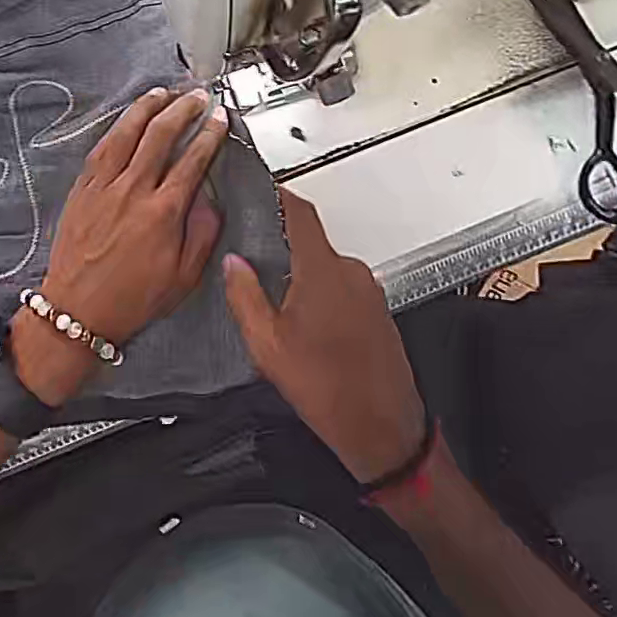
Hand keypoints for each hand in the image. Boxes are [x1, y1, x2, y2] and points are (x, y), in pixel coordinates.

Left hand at [38, 87, 228, 344]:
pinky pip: (101, 148)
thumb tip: (210, 198)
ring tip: (163, 92)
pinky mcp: (82, 189)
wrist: (78, 309)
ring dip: (147, 108)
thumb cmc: (131, 298)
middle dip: (183, 109)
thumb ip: (203, 233)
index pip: (193, 159)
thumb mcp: (184, 277)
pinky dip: (117, 127)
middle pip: (161, 135)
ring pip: (127, 133)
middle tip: (197, 97)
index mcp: (163, 213)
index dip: (210, 134)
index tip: (219, 119)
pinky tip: (127, 118)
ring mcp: (104, 187)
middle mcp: (133, 191)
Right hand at [222, 188, 427, 482]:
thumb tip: (234, 265)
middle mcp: (351, 274)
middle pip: (311, 242)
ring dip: (304, 276)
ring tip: (282, 309)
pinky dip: (323, 294)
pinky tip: (309, 326)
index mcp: (322, 272)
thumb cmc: (330, 390)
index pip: (300, 214)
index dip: (280, 195)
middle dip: (283, 249)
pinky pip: (344, 287)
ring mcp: (369, 292)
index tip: (266, 187)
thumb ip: (245, 296)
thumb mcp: (267, 344)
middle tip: (258, 266)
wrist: (382, 429)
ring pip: (327, 267)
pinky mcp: (378, 311)